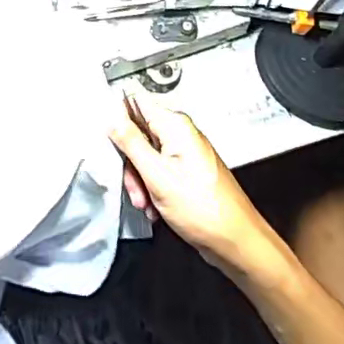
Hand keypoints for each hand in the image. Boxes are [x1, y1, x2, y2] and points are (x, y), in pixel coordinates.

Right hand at [107, 92, 285, 274]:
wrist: (234, 239)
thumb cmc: (205, 209)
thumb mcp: (156, 174)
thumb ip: (131, 143)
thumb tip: (114, 120)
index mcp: (175, 125)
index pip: (136, 103)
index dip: (119, 119)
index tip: (110, 141)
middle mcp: (182, 133)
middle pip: (140, 134)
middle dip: (132, 163)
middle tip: (135, 186)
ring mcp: (185, 152)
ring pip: (148, 156)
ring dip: (141, 180)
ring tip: (148, 202)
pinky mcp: (187, 171)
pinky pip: (160, 170)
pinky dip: (154, 188)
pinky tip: (157, 207)